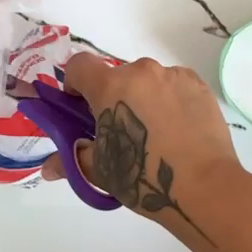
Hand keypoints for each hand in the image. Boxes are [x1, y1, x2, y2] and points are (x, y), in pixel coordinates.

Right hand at [41, 54, 240, 239]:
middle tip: (121, 131)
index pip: (79, 65)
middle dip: (113, 97)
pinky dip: (170, 100)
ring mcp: (173, 76)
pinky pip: (174, 85)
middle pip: (117, 75)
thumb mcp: (101, 171)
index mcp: (110, 87)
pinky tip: (178, 130)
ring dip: (144, 98)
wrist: (204, 185)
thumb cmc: (144, 178)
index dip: (75, 83)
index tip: (80, 106)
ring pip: (148, 80)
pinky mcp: (198, 85)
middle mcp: (141, 72)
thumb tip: (48, 169)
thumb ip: (72, 160)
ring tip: (156, 134)